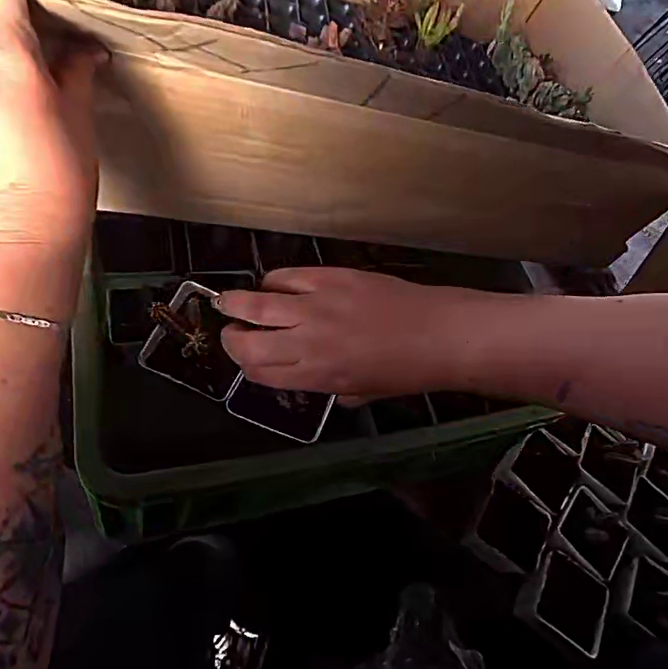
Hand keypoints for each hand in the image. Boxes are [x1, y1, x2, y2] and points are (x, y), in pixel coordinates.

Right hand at [214, 268, 501, 397]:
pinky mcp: (331, 277)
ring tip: (229, 301)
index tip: (245, 358)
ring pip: (257, 302)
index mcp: (314, 376)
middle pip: (247, 340)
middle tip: (229, 330)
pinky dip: (275, 281)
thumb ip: (336, 390)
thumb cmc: (407, 370)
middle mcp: (306, 343)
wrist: (438, 334)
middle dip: (231, 337)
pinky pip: (288, 276)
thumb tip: (323, 383)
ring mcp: (316, 306)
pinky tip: (277, 285)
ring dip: (237, 302)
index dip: (245, 365)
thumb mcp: (365, 392)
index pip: (258, 372)